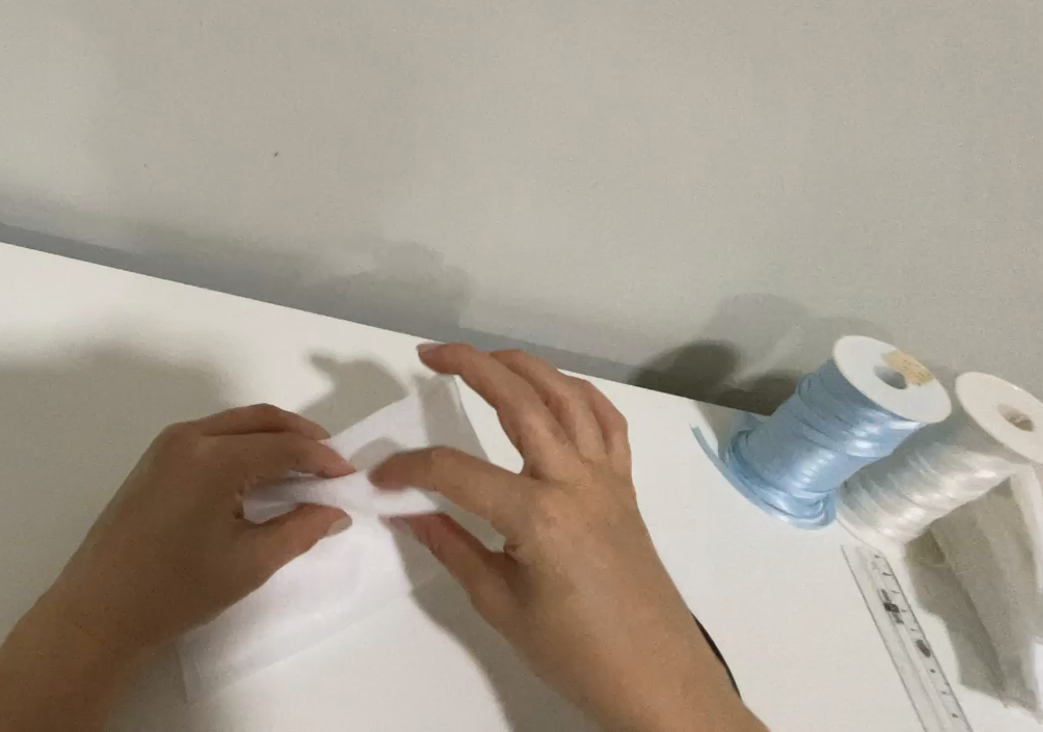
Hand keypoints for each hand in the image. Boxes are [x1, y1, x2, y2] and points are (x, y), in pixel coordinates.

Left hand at [34, 403, 355, 659]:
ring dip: (273, 436)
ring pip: (236, 422)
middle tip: (332, 463)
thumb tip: (335, 512)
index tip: (350, 477)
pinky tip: (261, 471)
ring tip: (303, 467)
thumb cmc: (178, 590)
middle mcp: (191, 435)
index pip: (283, 446)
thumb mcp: (249, 563)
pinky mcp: (158, 454)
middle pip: (260, 420)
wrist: (102, 607)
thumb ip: (299, 530)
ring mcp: (170, 441)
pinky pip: (214, 433)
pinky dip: (245, 443)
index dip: (322, 458)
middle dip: (301, 436)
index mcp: (214, 458)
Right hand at [374, 345, 763, 731]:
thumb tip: (405, 510)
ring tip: (483, 358)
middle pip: (518, 400)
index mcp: (537, 516)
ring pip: (565, 396)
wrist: (661, 688)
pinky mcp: (624, 485)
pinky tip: (551, 389)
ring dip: (521, 366)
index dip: (409, 468)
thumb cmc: (577, 654)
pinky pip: (607, 422)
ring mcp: (605, 478)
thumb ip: (450, 545)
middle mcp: (573, 482)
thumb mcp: (499, 605)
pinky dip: (577, 393)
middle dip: (468, 365)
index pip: (454, 471)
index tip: (382, 477)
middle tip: (429, 354)